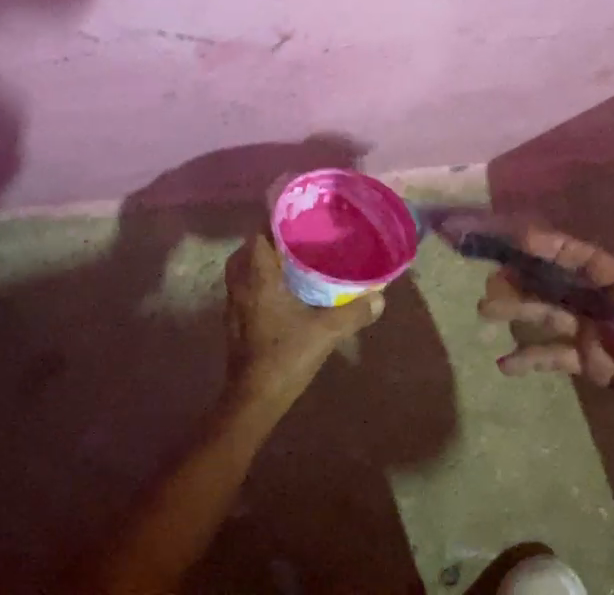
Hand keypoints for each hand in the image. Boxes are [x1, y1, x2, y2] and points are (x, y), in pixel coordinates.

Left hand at [224, 231, 385, 405]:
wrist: (253, 400)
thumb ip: (354, 311)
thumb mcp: (327, 331)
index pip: (260, 231)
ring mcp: (233, 303)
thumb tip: (380, 296)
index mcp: (258, 276)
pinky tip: (286, 289)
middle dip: (274, 238)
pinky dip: (262, 279)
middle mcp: (241, 283)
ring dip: (266, 259)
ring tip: (296, 258)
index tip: (302, 214)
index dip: (278, 217)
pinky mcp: (234, 320)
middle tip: (303, 235)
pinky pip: (246, 286)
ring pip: (246, 268)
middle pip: (251, 247)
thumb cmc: (285, 356)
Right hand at [478, 226, 613, 445]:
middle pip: (559, 286)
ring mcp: (598, 336)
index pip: (589, 262)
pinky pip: (557, 357)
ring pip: (551, 316)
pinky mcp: (593, 367)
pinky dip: (531, 358)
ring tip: (485, 311)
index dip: (556, 247)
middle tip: (489, 283)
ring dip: (519, 311)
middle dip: (524, 279)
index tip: (522, 237)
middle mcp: (608, 307)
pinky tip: (505, 364)